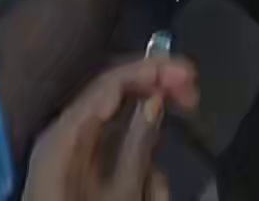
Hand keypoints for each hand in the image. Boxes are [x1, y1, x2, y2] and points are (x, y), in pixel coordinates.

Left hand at [23, 57, 200, 200]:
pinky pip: (114, 156)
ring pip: (119, 129)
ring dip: (150, 148)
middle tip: (193, 93)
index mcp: (64, 135)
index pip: (110, 83)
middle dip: (155, 93)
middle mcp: (64, 134)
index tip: (189, 74)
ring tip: (161, 192)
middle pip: (115, 96)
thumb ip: (138, 146)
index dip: (151, 70)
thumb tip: (156, 98)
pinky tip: (152, 195)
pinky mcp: (79, 175)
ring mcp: (70, 155)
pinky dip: (138, 169)